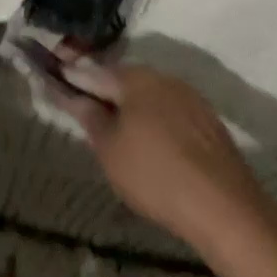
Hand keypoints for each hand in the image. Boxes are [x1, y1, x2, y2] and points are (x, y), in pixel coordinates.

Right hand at [52, 62, 262, 239]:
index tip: (53, 75)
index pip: (92, 71)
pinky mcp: (208, 120)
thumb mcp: (109, 149)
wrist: (224, 206)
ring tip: (118, 128)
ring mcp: (190, 97)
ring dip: (131, 105)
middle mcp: (163, 77)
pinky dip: (155, 119)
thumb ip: (89, 116)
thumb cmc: (154, 174)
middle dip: (104, 90)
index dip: (71, 75)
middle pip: (123, 79)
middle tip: (86, 108)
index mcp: (134, 79)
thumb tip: (74, 94)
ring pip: (150, 95)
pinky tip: (152, 141)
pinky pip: (170, 110)